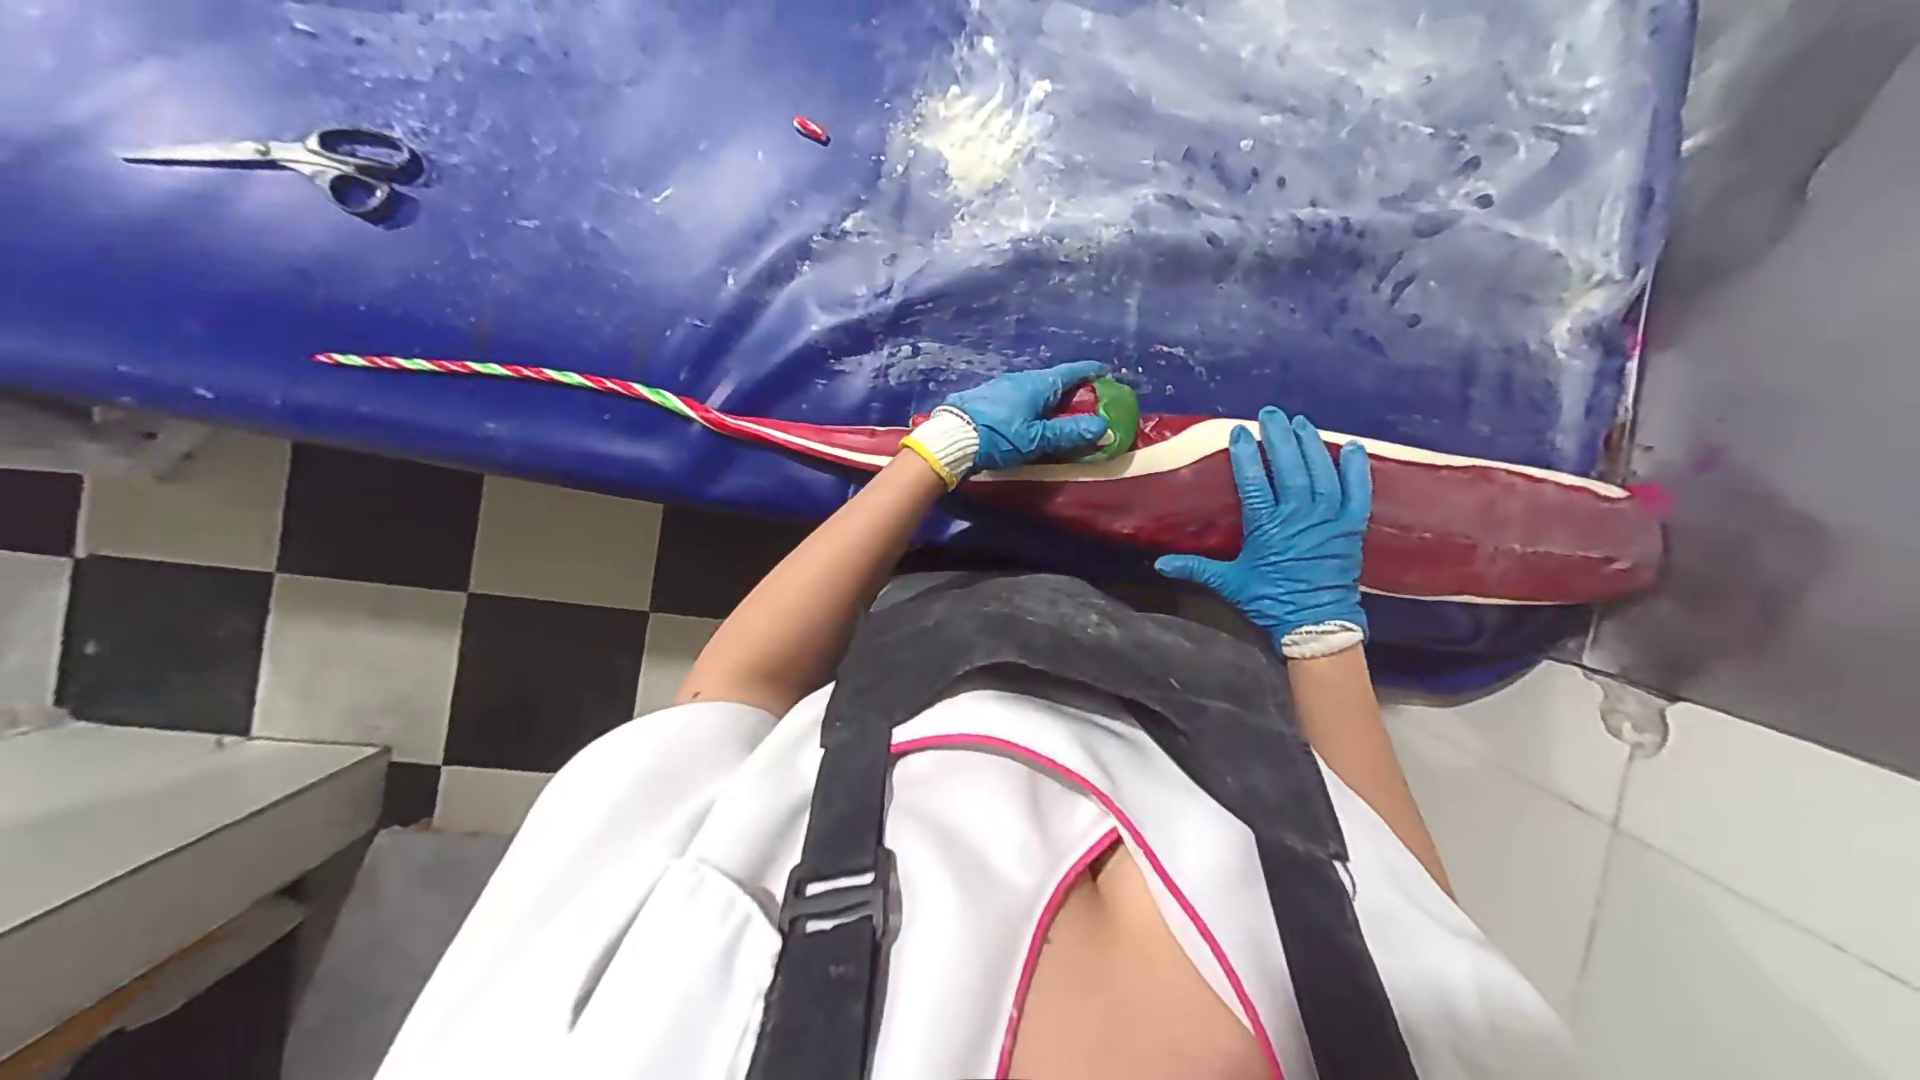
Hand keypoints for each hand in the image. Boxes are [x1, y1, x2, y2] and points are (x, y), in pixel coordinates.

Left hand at [942, 361, 1110, 470]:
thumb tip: (1102, 427)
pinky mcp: (984, 397)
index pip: (1072, 371)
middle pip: (1052, 380)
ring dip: (1047, 399)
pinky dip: (1028, 405)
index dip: (1091, 371)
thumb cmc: (998, 437)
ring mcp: (999, 386)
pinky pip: (1016, 397)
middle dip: (1070, 389)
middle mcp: (1020, 378)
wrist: (950, 438)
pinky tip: (1026, 417)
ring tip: (1056, 413)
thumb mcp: (1037, 439)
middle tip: (1085, 402)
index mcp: (1038, 384)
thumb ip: (1069, 433)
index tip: (1105, 372)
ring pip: (1032, 389)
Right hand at [1155, 407, 1370, 655]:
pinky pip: (1357, 491)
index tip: (1240, 431)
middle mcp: (1299, 516)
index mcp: (1268, 527)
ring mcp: (1329, 519)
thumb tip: (1159, 564)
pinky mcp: (1352, 527)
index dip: (1246, 454)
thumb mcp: (1230, 583)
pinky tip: (1351, 446)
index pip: (1254, 480)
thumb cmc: (1269, 600)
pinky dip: (1355, 468)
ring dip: (1310, 444)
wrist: (1317, 624)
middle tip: (1272, 413)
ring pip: (1321, 472)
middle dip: (1280, 437)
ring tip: (1301, 422)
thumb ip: (1196, 568)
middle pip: (1289, 467)